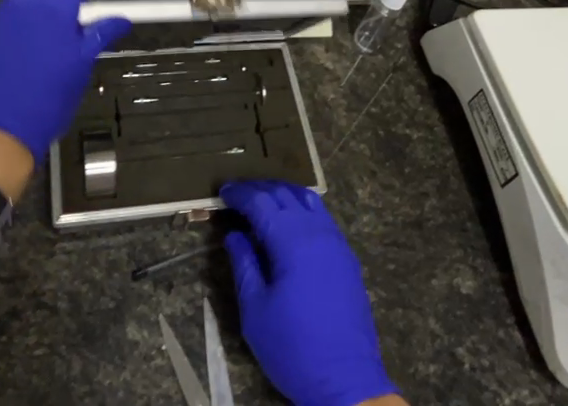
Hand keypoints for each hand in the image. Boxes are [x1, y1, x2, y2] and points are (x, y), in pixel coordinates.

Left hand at [0, 0, 129, 159]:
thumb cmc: (47, 99)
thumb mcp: (81, 67)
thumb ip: (100, 36)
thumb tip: (121, 19)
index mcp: (54, 6)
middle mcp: (23, 3)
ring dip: (39, 2)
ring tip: (51, 19)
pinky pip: (2, 17)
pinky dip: (17, 20)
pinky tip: (22, 40)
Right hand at [221, 181, 399, 405]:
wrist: (346, 379)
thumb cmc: (293, 347)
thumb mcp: (256, 309)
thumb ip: (244, 265)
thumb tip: (234, 235)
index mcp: (292, 240)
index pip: (261, 202)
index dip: (240, 193)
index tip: (222, 191)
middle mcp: (317, 231)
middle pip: (286, 194)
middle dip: (259, 189)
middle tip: (236, 193)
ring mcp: (336, 242)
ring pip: (308, 200)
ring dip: (282, 194)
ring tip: (261, 200)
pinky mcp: (346, 256)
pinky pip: (321, 217)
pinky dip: (300, 208)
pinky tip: (289, 221)